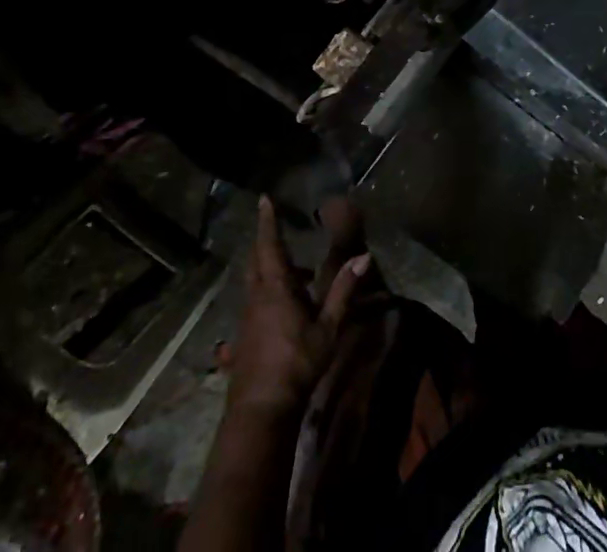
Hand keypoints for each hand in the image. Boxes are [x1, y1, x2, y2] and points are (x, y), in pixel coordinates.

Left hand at [226, 197, 370, 415]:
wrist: (261, 407)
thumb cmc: (298, 361)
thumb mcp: (328, 326)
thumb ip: (344, 290)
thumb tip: (364, 257)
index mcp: (275, 288)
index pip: (270, 245)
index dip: (268, 222)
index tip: (264, 200)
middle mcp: (256, 297)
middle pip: (257, 261)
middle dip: (267, 243)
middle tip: (281, 232)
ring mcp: (246, 317)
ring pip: (255, 283)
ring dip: (273, 272)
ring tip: (300, 277)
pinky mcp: (243, 336)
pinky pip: (254, 303)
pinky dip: (269, 295)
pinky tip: (286, 311)